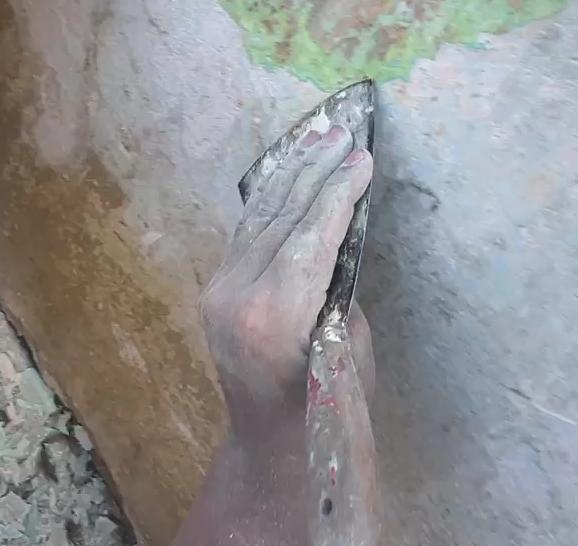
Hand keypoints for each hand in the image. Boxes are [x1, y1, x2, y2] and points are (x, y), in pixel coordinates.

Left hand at [175, 124, 373, 545]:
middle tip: (342, 132)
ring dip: (293, 171)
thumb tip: (337, 229)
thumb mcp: (349, 347)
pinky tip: (289, 168)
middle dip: (316, 169)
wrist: (268, 446)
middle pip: (282, 216)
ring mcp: (217, 287)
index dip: (338, 193)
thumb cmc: (325, 408)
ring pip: (260, 215)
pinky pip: (247, 229)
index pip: (309, 235)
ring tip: (320, 136)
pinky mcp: (215, 284)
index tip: (362, 158)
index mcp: (271, 317)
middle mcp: (235, 294)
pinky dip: (271, 196)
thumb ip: (337, 284)